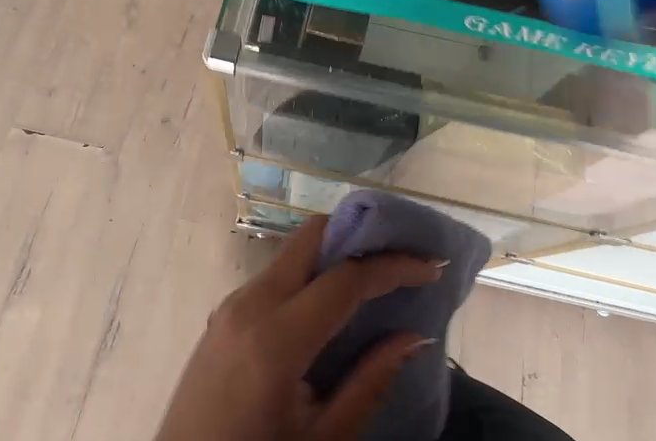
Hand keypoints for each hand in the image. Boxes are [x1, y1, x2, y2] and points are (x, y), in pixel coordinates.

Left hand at [154, 216, 443, 440]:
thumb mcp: (322, 438)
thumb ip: (369, 381)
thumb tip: (415, 336)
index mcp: (275, 339)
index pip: (345, 279)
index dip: (394, 266)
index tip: (432, 266)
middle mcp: (248, 304)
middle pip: (311, 237)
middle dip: (361, 235)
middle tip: (402, 252)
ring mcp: (230, 305)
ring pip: (293, 252)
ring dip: (336, 252)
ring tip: (378, 274)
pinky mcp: (223, 314)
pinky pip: (275, 275)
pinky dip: (311, 273)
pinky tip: (336, 299)